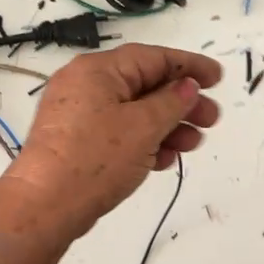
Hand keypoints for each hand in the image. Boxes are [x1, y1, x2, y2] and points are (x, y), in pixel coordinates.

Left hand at [2, 44, 222, 237]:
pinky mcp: (78, 144)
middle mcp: (86, 86)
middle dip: (182, 103)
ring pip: (134, 113)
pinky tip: (164, 160)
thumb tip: (187, 87)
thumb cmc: (96, 159)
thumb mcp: (143, 127)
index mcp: (99, 70)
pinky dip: (145, 143)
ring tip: (192, 145)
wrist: (46, 206)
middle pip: (145, 86)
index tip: (218, 79)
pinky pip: (120, 134)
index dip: (190, 67)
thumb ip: (171, 102)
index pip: (153, 58)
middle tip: (211, 120)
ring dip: (168, 127)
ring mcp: (80, 117)